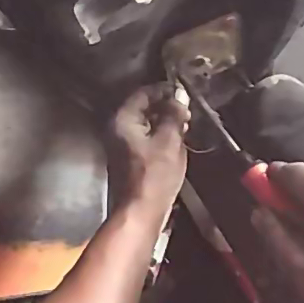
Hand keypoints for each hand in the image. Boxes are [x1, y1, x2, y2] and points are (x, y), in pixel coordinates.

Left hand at [108, 84, 189, 213]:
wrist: (140, 212)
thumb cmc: (155, 175)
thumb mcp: (169, 141)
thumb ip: (174, 115)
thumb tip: (180, 96)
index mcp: (123, 120)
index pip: (143, 93)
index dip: (165, 90)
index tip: (184, 94)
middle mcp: (116, 129)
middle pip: (142, 109)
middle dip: (166, 108)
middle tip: (187, 112)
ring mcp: (120, 146)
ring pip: (145, 126)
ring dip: (164, 124)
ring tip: (185, 127)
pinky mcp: (128, 161)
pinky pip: (145, 140)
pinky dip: (159, 138)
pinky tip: (176, 144)